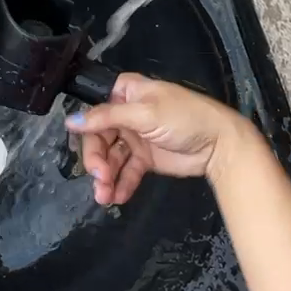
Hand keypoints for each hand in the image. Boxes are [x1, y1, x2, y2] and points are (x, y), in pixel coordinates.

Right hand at [64, 73, 253, 204]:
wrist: (219, 145)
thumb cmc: (184, 118)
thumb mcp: (145, 113)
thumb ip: (107, 117)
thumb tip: (71, 121)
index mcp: (127, 93)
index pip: (96, 109)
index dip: (87, 129)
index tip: (84, 147)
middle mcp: (128, 114)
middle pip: (99, 138)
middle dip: (97, 160)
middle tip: (100, 177)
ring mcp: (136, 138)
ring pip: (111, 158)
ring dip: (106, 177)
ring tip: (106, 196)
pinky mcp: (145, 159)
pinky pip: (126, 171)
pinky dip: (121, 184)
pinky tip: (118, 197)